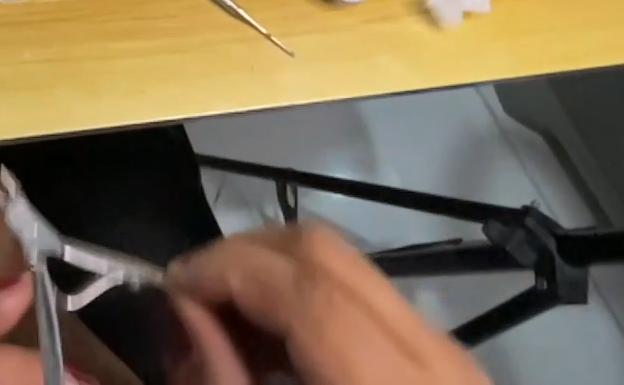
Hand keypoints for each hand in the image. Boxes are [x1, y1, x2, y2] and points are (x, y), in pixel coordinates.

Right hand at [162, 224, 488, 384]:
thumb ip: (228, 384)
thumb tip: (184, 311)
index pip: (305, 290)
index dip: (226, 270)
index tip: (170, 287)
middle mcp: (438, 362)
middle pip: (322, 253)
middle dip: (241, 256)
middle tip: (190, 294)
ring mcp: (453, 360)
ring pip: (342, 265)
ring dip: (269, 274)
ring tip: (224, 321)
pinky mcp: (449, 367)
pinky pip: (362, 297)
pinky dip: (304, 301)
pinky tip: (274, 348)